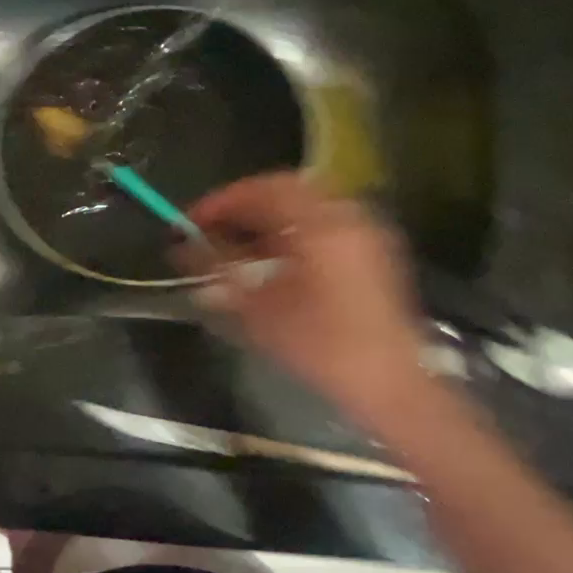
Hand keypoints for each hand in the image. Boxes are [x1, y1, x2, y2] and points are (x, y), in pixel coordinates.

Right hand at [183, 173, 429, 420]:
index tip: (189, 223)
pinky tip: (268, 259)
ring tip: (234, 244)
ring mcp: (364, 234)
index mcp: (320, 225)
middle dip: (242, 205)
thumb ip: (218, 268)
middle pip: (286, 189)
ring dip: (266, 217)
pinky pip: (322, 223)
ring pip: (305, 205)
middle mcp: (347, 218)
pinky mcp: (370, 254)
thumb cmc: (318, 345)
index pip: (262, 190)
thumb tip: (183, 247)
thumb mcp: (257, 308)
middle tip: (210, 228)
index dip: (219, 202)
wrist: (388, 382)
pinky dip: (289, 230)